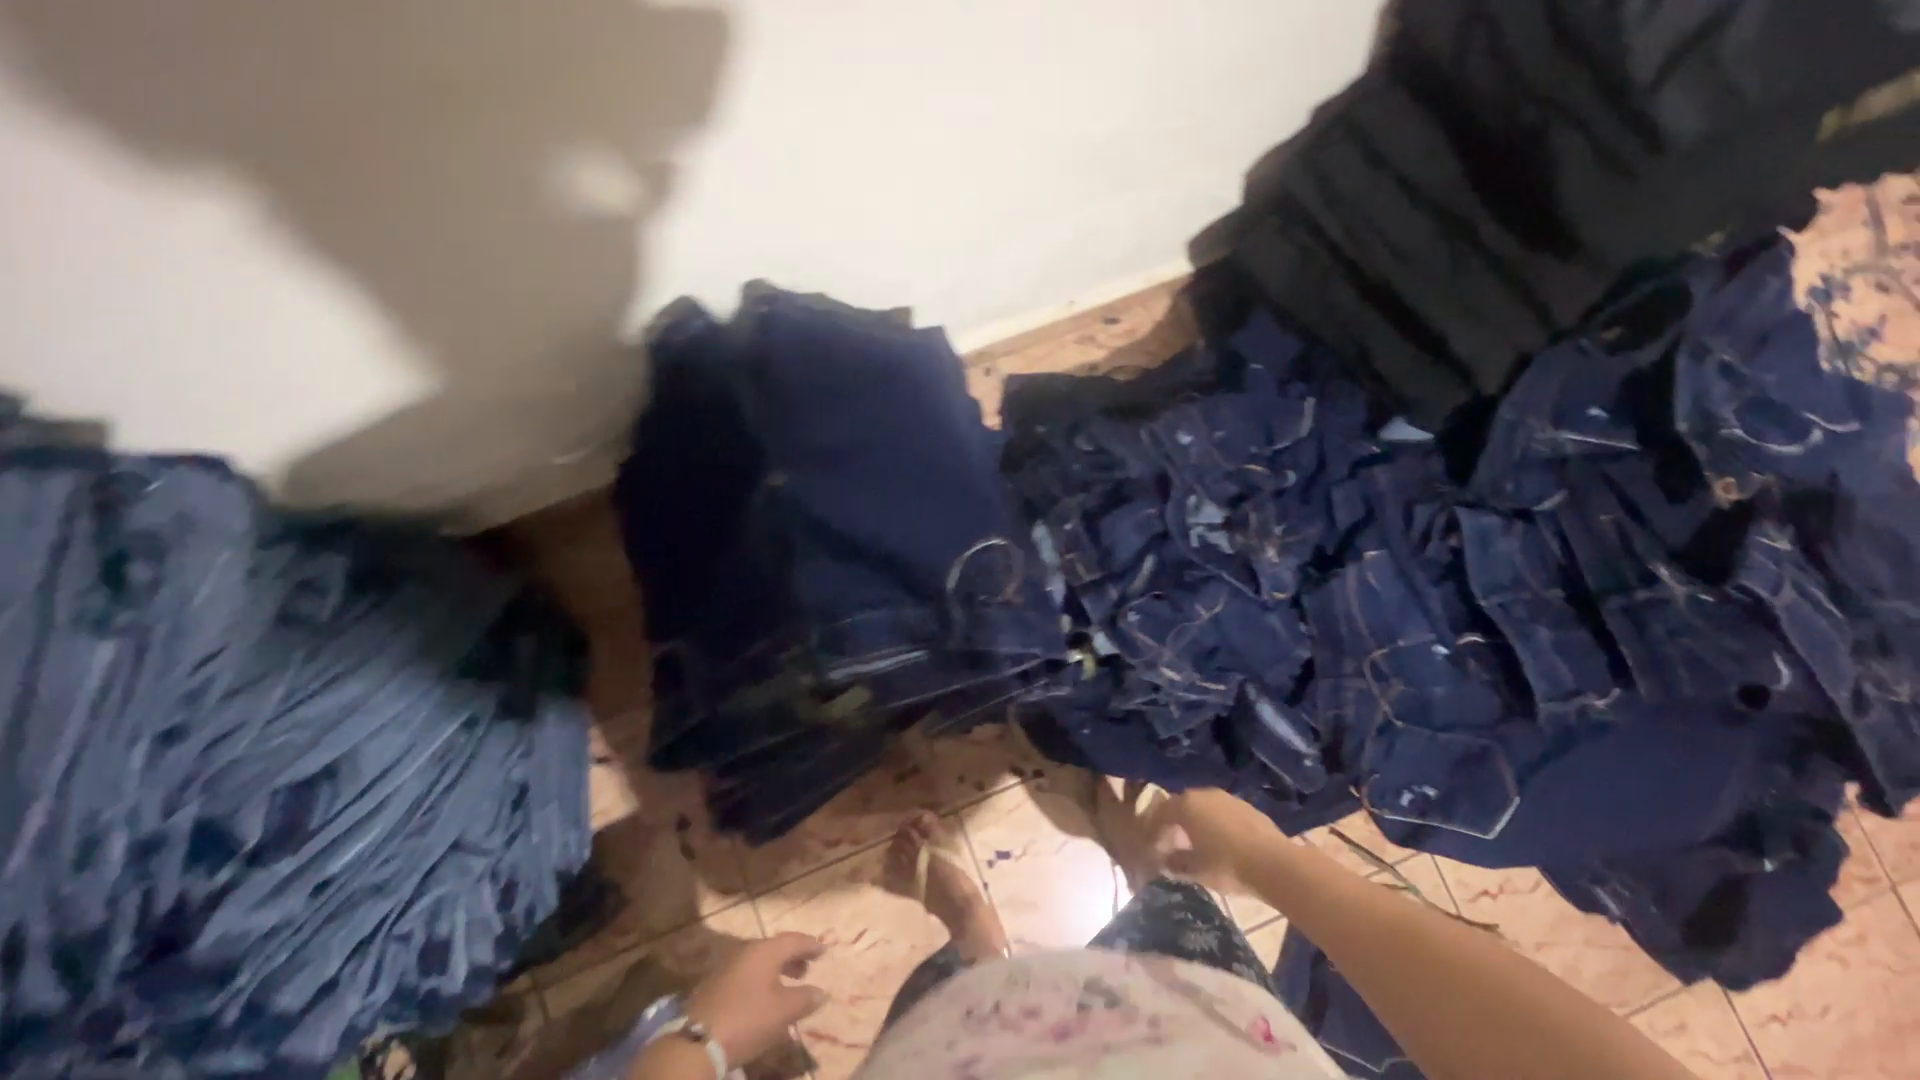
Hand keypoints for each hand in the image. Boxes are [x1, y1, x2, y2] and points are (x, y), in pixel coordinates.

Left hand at [683, 933, 827, 1064]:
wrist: (699, 1041)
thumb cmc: (748, 1018)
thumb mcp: (784, 1011)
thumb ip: (805, 998)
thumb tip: (821, 992)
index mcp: (764, 951)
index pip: (793, 940)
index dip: (811, 945)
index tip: (823, 950)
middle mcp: (745, 952)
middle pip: (774, 949)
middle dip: (793, 958)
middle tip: (806, 970)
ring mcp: (727, 968)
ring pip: (758, 963)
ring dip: (776, 971)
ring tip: (788, 986)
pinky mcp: (715, 986)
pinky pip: (746, 976)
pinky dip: (760, 982)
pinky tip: (764, 1000)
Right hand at [1155, 788, 1286, 890]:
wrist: (1275, 863)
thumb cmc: (1226, 865)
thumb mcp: (1196, 870)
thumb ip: (1176, 863)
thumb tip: (1166, 861)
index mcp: (1186, 806)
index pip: (1161, 814)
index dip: (1155, 832)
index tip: (1153, 850)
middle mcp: (1205, 794)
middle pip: (1183, 806)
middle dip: (1175, 824)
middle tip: (1173, 844)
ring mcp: (1229, 799)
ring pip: (1205, 808)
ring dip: (1197, 823)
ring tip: (1198, 845)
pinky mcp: (1249, 808)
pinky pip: (1224, 814)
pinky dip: (1217, 825)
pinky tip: (1222, 844)